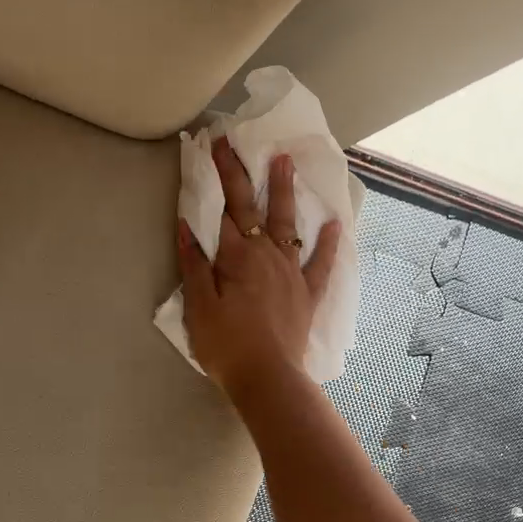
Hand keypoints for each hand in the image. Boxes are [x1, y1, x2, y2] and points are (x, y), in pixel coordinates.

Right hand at [177, 138, 339, 396]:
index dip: (218, 176)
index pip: (224, 208)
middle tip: (236, 142)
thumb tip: (188, 226)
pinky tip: (334, 223)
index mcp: (237, 257)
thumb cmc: (226, 345)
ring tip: (286, 161)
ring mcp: (291, 272)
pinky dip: (328, 242)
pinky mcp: (307, 293)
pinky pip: (320, 263)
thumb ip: (195, 265)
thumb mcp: (199, 307)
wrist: (267, 378)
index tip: (213, 145)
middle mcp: (266, 255)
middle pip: (253, 207)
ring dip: (285, 191)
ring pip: (288, 224)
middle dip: (242, 173)